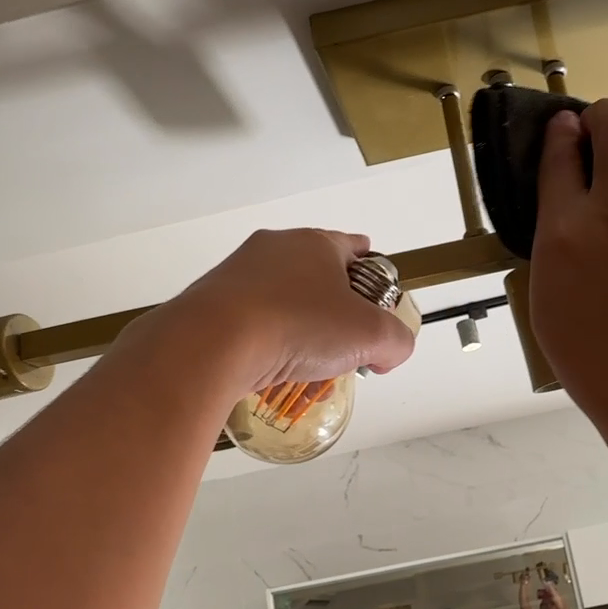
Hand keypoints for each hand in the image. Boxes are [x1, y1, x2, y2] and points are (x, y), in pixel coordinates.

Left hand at [114, 229, 416, 397]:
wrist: (212, 343)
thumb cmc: (298, 324)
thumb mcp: (372, 336)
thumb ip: (396, 341)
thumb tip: (390, 352)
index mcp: (316, 243)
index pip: (356, 248)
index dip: (375, 275)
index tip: (379, 301)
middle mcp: (275, 248)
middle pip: (319, 275)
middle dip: (336, 307)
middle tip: (348, 341)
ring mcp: (238, 273)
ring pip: (283, 298)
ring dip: (300, 324)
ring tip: (310, 361)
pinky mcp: (211, 302)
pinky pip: (253, 319)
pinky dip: (268, 339)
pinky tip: (274, 366)